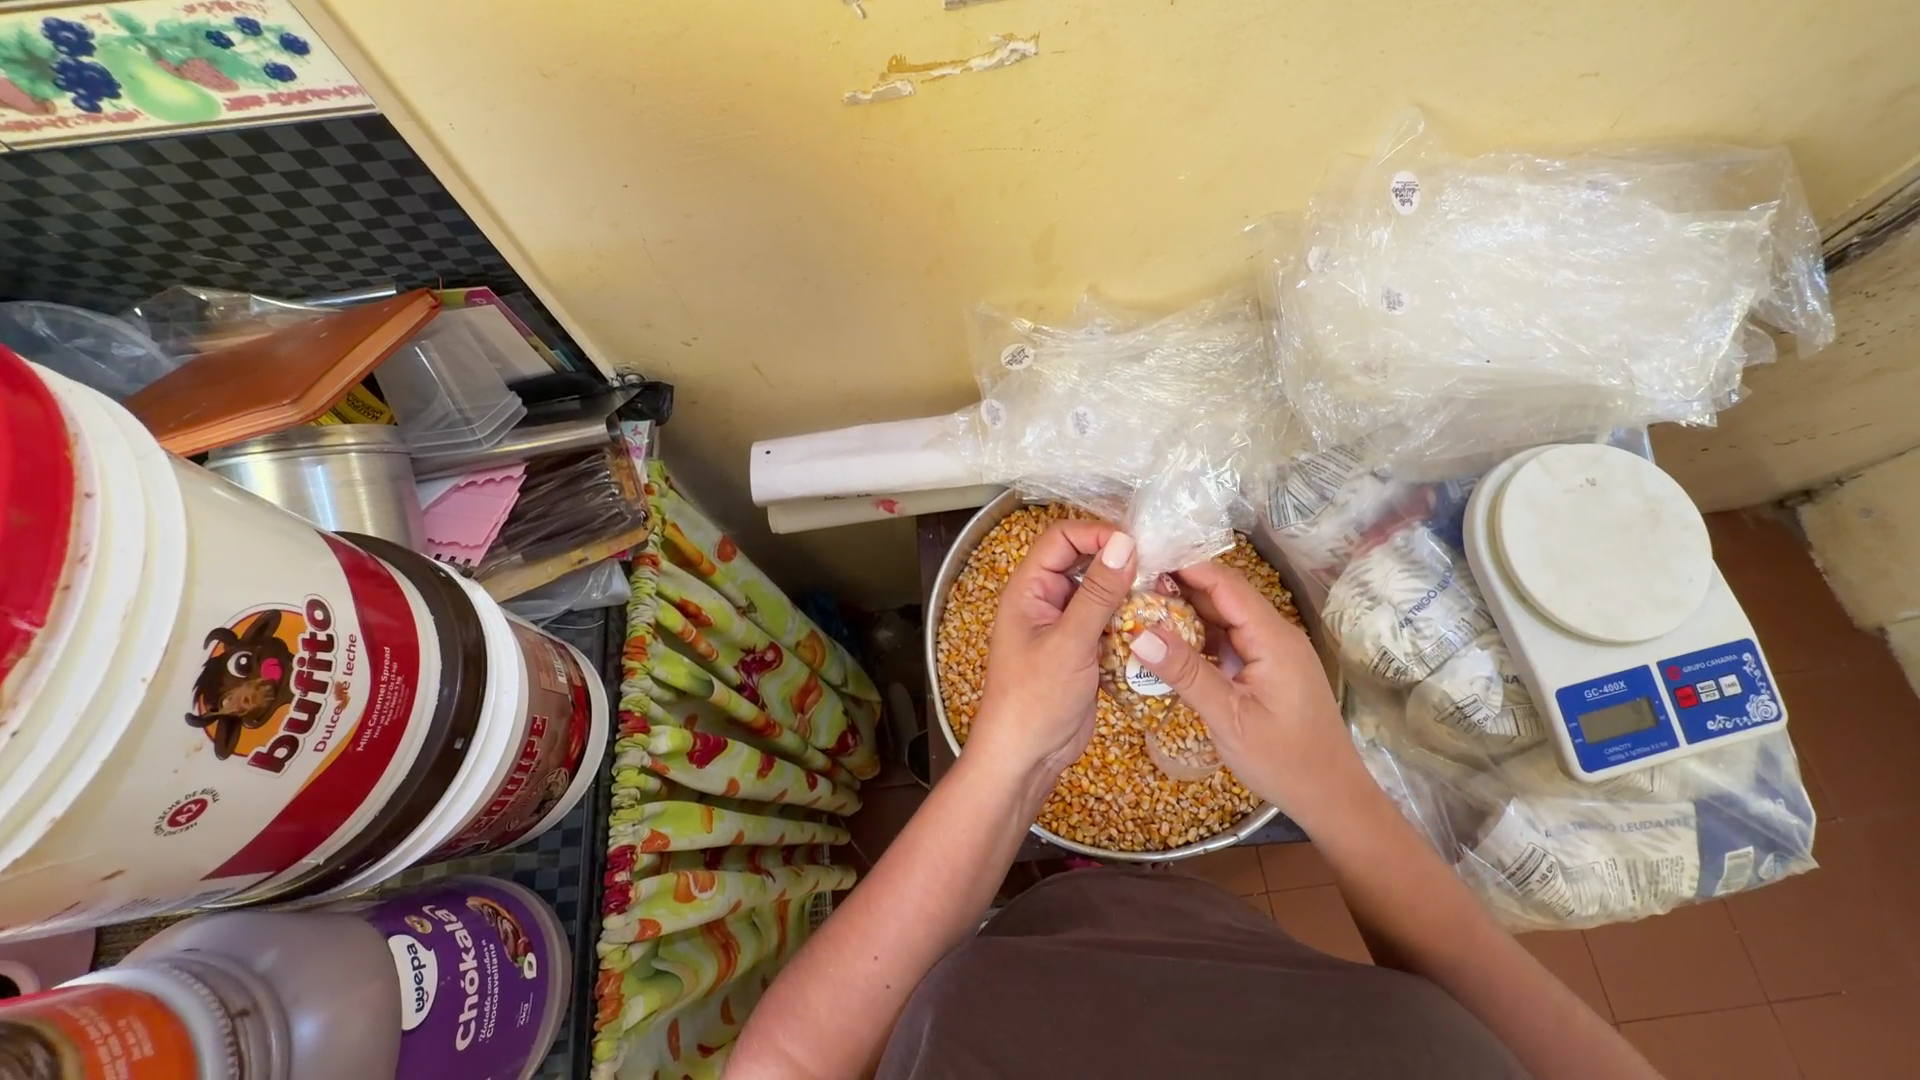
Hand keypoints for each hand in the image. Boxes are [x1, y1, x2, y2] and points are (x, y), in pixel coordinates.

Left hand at [968, 521, 1136, 790]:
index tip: (1136, 543)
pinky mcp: (1084, 651)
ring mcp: (1065, 627)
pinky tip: (1157, 626)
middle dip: (1119, 564)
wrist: (1026, 758)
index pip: (1061, 540)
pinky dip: (1131, 623)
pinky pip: (1110, 624)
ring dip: (1129, 595)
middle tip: (1159, 568)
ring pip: (1101, 595)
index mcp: (1028, 590)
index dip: (1096, 534)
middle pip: (1084, 564)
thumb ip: (1097, 594)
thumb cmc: (1033, 700)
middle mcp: (1045, 602)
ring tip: (1164, 596)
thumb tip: (1125, 544)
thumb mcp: (1069, 643)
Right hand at [1125, 560, 1365, 825]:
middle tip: (1129, 585)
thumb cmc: (1284, 760)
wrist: (1332, 797)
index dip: (1185, 567)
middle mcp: (1275, 635)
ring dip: (1186, 611)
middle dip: (1179, 586)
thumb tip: (1139, 635)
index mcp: (1273, 638)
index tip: (1142, 560)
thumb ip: (1186, 673)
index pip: (1225, 584)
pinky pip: (1229, 639)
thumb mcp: (1228, 718)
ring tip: (1139, 607)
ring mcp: (1272, 651)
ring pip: (1225, 617)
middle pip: (1224, 596)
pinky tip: (1167, 641)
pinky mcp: (1266, 668)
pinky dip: (1199, 636)